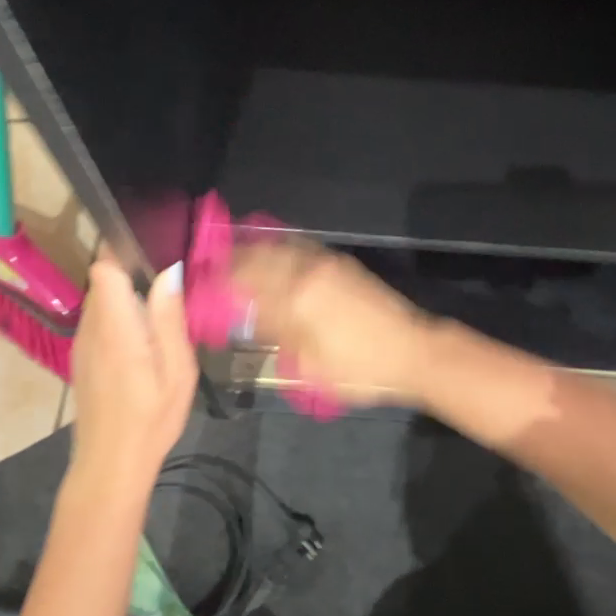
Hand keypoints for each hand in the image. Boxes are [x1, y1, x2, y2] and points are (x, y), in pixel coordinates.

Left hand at [68, 250, 196, 485]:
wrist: (110, 466)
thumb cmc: (151, 419)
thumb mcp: (177, 371)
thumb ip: (169, 318)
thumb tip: (170, 271)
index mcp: (116, 329)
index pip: (104, 269)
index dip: (124, 251)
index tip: (154, 250)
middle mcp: (92, 329)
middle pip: (104, 280)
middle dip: (133, 272)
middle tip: (170, 284)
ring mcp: (83, 343)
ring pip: (101, 299)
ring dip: (127, 295)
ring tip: (161, 311)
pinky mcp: (83, 356)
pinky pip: (100, 319)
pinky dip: (120, 316)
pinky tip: (145, 338)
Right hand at [230, 240, 432, 407]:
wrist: (413, 351)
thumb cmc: (360, 369)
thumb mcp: (310, 366)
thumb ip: (277, 338)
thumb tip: (251, 321)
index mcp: (296, 299)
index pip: (246, 286)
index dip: (220, 286)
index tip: (202, 286)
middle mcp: (307, 272)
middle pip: (259, 257)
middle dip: (231, 259)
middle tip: (211, 264)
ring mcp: (326, 264)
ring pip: (280, 247)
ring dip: (254, 248)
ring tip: (234, 253)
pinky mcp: (341, 264)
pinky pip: (301, 247)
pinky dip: (280, 246)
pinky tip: (272, 251)